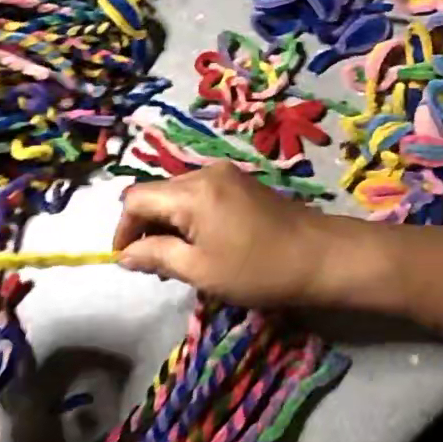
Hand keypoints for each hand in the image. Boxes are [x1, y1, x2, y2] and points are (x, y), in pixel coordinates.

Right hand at [112, 163, 338, 305]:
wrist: (319, 255)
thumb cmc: (257, 268)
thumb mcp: (200, 270)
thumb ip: (156, 256)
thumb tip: (124, 254)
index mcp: (192, 190)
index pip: (136, 198)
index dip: (122, 229)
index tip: (127, 261)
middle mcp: (205, 171)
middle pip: (157, 193)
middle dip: (147, 227)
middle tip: (156, 267)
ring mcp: (226, 174)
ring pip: (178, 194)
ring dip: (169, 224)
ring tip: (179, 260)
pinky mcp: (241, 182)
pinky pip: (200, 194)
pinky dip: (190, 217)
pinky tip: (201, 244)